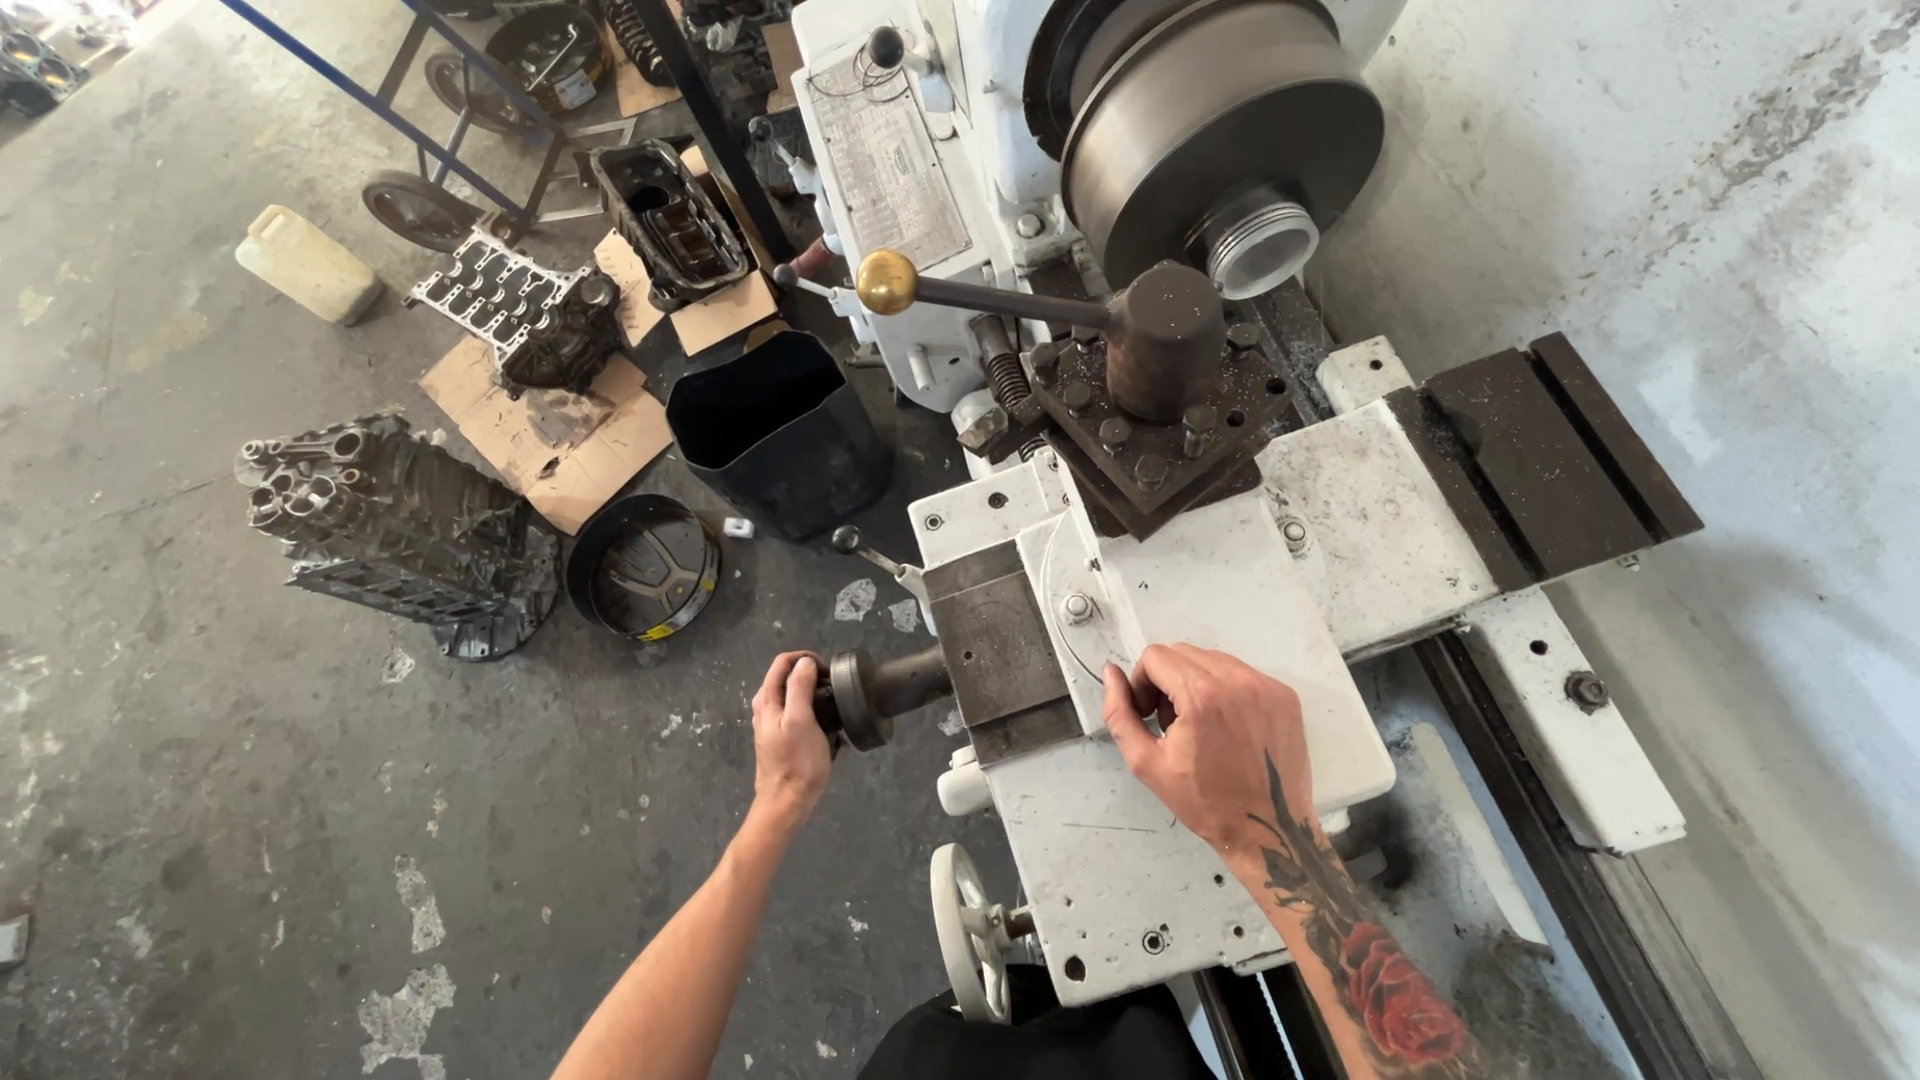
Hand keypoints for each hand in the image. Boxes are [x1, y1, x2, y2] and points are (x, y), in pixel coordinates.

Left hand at [749, 652, 832, 826]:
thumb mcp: (801, 720)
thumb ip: (800, 688)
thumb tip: (804, 662)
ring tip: (834, 707)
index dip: (805, 658)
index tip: (827, 671)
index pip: (782, 662)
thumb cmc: (797, 762)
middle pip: (786, 678)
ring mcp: (771, 725)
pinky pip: (797, 717)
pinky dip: (813, 715)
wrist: (786, 803)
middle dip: (810, 675)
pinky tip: (828, 731)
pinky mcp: (781, 740)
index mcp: (767, 700)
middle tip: (833, 687)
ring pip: (792, 697)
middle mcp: (765, 709)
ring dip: (813, 696)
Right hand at [1102, 644, 1317, 858]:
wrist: (1268, 830)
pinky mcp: (1285, 695)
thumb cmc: (1203, 801)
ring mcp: (1266, 686)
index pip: (1155, 656)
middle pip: (1182, 653)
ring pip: (1212, 659)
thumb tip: (1111, 672)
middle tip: (1171, 722)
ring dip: (1195, 681)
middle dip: (1166, 680)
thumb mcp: (1145, 762)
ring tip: (1200, 723)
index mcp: (1202, 696)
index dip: (1142, 683)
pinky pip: (1241, 673)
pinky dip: (1225, 689)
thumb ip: (1119, 712)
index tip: (1149, 716)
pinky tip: (1227, 725)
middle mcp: (1238, 681)